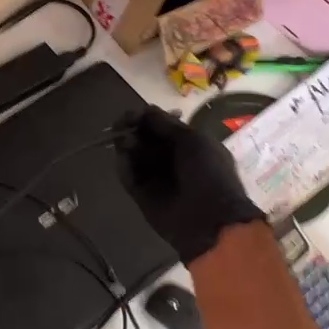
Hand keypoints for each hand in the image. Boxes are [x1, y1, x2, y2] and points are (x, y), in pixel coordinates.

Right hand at [116, 108, 264, 264]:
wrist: (207, 217)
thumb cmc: (208, 173)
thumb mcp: (193, 140)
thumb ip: (165, 125)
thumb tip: (143, 111)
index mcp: (190, 144)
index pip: (161, 126)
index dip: (145, 119)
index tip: (130, 116)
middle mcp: (171, 159)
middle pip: (145, 139)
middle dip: (133, 131)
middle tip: (120, 128)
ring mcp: (156, 177)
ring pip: (134, 156)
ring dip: (127, 147)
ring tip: (123, 143)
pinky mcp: (142, 194)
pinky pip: (128, 176)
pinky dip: (123, 166)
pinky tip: (121, 159)